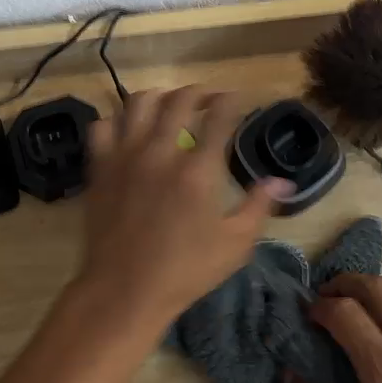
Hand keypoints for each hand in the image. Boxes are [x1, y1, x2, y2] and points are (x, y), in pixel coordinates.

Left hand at [72, 87, 293, 327]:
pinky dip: (118, 120)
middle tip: (210, 100)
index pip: (220, 116)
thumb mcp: (235, 244)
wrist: (124, 290)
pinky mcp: (100, 166)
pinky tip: (130, 130)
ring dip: (160, 97)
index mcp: (198, 170)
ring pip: (139, 102)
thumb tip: (282, 180)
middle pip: (180, 99)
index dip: (232, 100)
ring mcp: (125, 155)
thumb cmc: (185, 272)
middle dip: (201, 92)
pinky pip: (103, 125)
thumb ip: (259, 206)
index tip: (238, 98)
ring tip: (170, 106)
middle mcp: (161, 152)